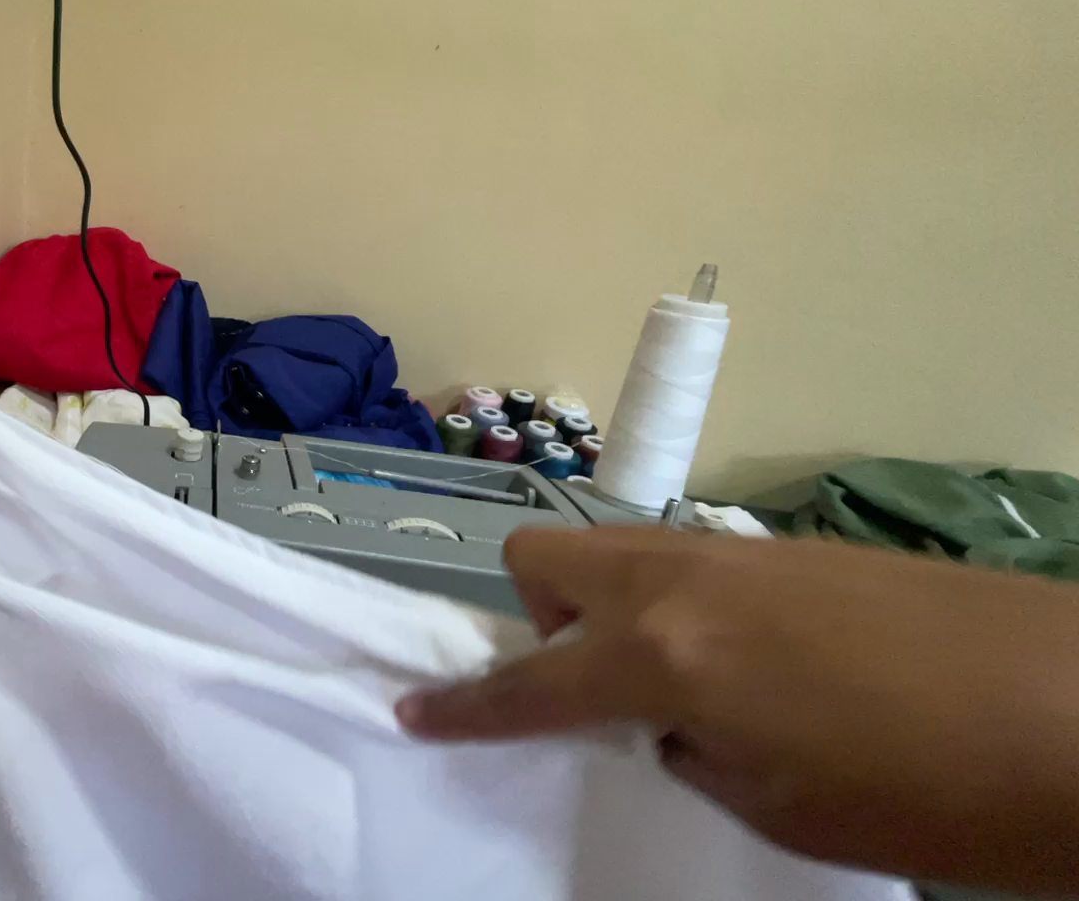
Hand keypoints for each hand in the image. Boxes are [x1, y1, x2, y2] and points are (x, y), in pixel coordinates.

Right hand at [396, 528, 1078, 894]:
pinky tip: (755, 648)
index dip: (467, 709)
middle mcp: (666, 584)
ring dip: (604, 600)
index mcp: (659, 657)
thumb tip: (661, 715)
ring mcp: (718, 551)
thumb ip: (684, 746)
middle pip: (537, 558)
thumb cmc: (936, 790)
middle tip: (604, 670)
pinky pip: (672, 556)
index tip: (415, 712)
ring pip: (601, 547)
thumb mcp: (784, 808)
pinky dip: (672, 599)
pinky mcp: (768, 544)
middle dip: (543, 614)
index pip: (530, 685)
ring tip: (681, 661)